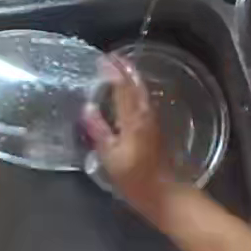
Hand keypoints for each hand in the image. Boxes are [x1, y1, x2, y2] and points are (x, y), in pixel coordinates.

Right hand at [81, 56, 183, 223]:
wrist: (163, 193)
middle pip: (135, 84)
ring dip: (130, 77)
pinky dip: (134, 89)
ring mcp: (152, 119)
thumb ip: (99, 130)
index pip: (122, 87)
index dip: (113, 71)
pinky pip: (142, 99)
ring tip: (117, 68)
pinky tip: (127, 90)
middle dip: (125, 69)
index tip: (102, 58)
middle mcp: (145, 113)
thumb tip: (87, 107)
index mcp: (133, 118)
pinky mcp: (154, 126)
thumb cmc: (134, 178)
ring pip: (141, 90)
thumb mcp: (110, 157)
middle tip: (111, 57)